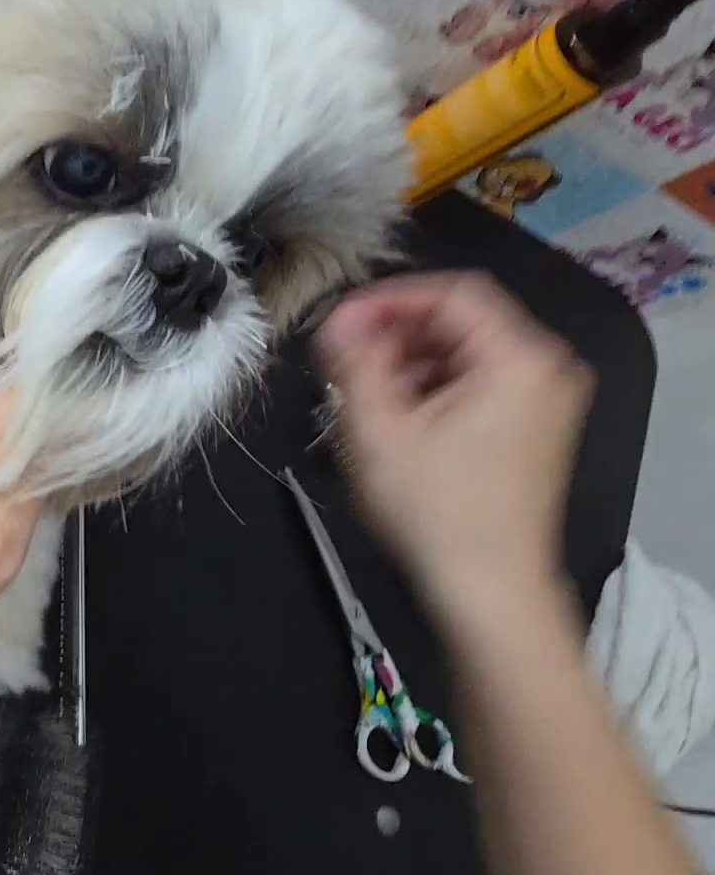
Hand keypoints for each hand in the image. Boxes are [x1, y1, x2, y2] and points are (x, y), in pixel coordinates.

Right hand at [315, 272, 591, 606]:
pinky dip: (421, 387)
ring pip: (457, 355)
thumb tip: (335, 319)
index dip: (386, 299)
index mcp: (518, 361)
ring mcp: (537, 400)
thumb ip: (355, 364)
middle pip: (456, 323)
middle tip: (333, 360)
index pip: (453, 295)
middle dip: (389, 334)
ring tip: (351, 394)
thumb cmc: (431, 505)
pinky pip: (466, 383)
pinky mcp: (523, 426)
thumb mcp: (378, 429)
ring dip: (399, 363)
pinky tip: (385, 416)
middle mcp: (540, 370)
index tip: (333, 321)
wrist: (483, 579)